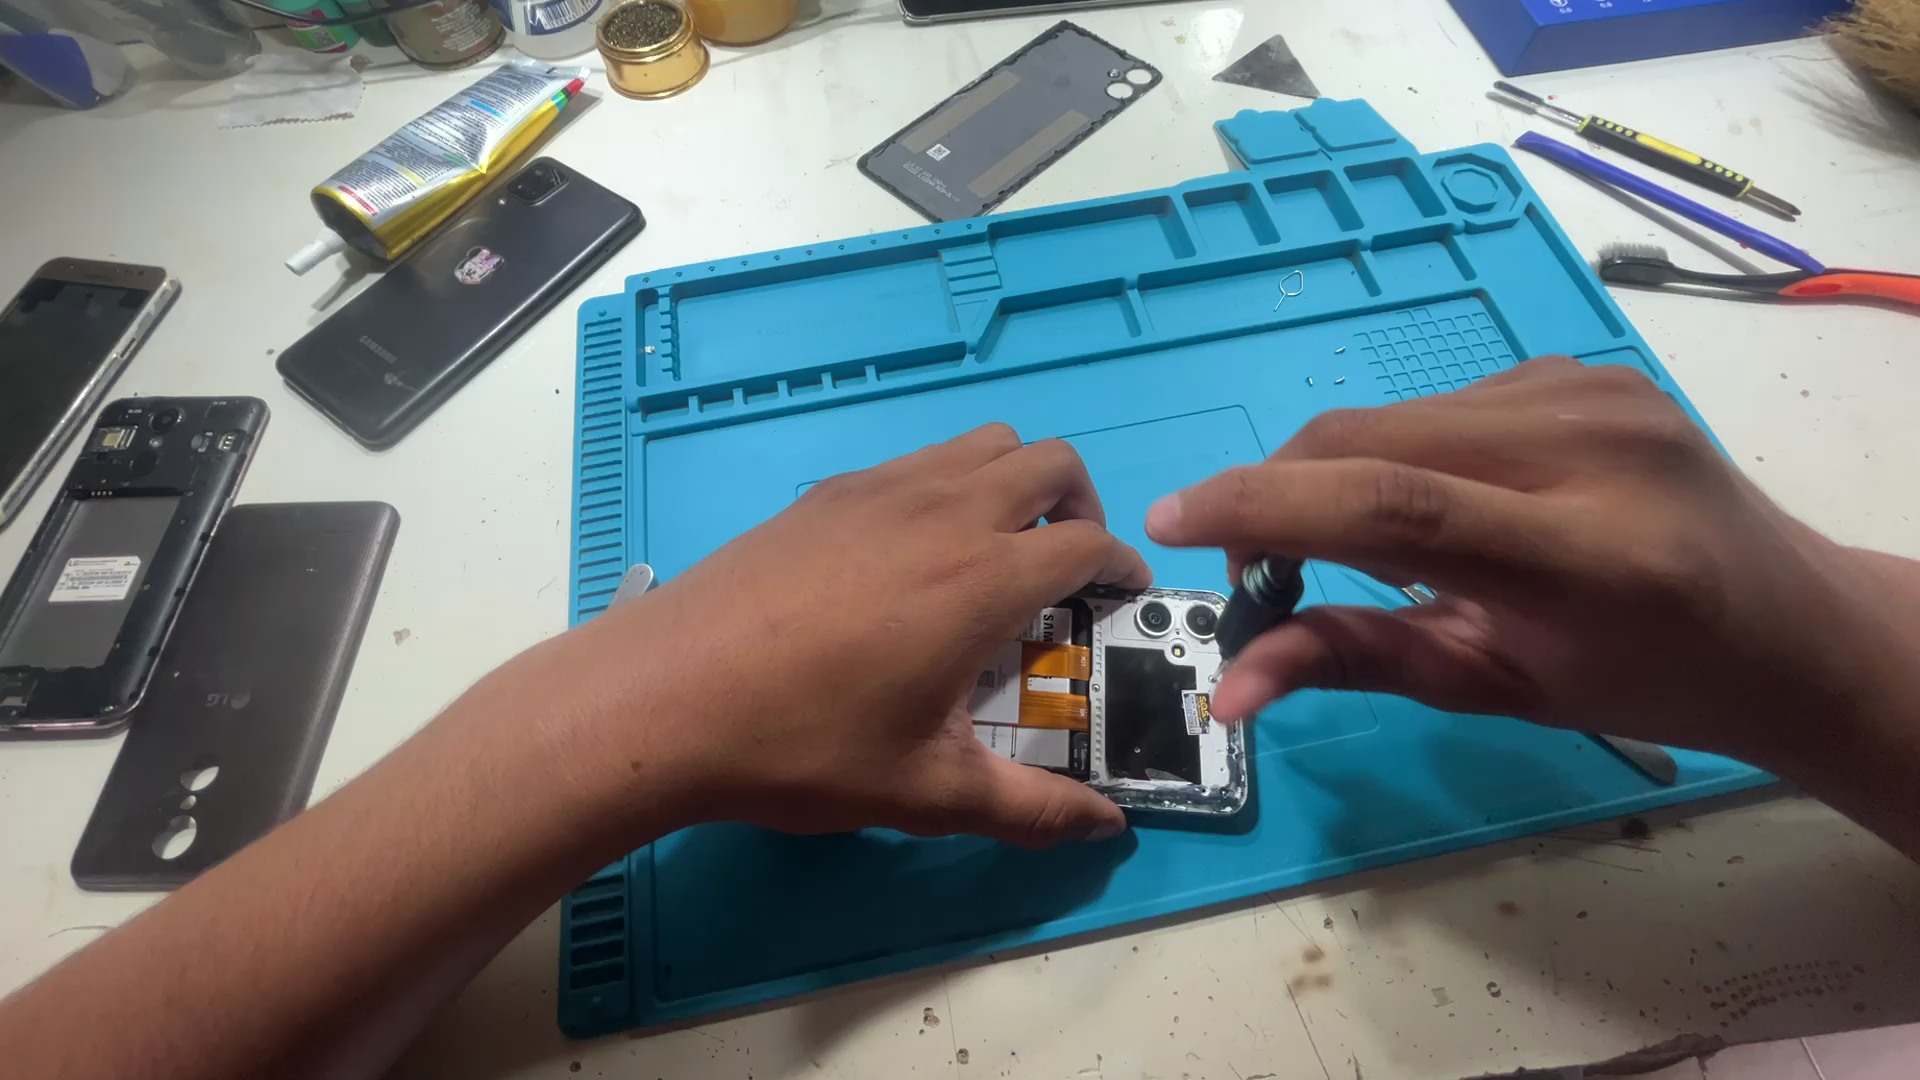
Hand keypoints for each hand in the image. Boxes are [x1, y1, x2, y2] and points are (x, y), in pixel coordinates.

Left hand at [564, 424, 1147, 847]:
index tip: (1122, 594)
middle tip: (1068, 563)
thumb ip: (1033, 810)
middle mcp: (944, 509)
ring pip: (983, 444)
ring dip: (1017, 481)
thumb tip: (1108, 830)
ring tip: (998, 546)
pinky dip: (952, 484)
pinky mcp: (830, 490)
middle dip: (1081, 502)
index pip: (1087, 541)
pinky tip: (915, 550)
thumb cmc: (805, 745)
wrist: (666, 696)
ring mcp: (882, 488)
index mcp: (982, 576)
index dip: (1120, 565)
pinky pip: (921, 460)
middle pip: (1048, 461)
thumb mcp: (929, 791)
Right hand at [1144, 357, 1885, 761]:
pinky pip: (1418, 407)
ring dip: (1321, 479)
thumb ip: (1346, 664)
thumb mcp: (1484, 688)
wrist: (1789, 619)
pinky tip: (1421, 501)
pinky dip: (1378, 457)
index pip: (1386, 505)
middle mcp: (1588, 445)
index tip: (1167, 521)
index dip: (1257, 507)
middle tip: (1257, 563)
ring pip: (1376, 420)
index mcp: (1582, 555)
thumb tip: (1227, 689)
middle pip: (1359, 443)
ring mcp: (1583, 389)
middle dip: (1270, 496)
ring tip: (1346, 541)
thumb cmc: (1636, 679)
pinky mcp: (1569, 368)